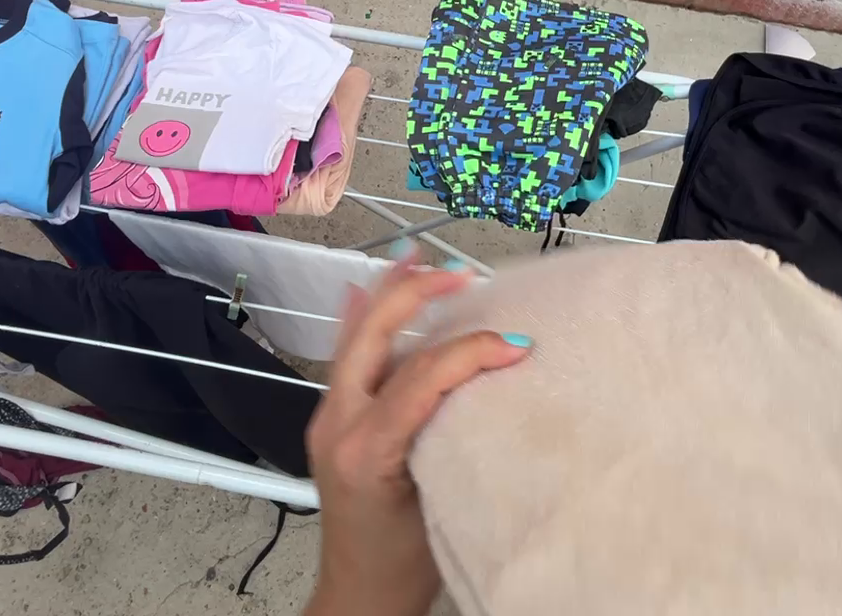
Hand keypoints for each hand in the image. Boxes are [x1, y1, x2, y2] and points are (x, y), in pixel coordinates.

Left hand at [303, 251, 531, 615]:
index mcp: (364, 450)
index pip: (420, 377)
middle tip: (459, 275)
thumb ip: (455, 430)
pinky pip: (347, 352)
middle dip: (415, 294)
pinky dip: (363, 317)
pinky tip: (366, 289)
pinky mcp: (332, 416)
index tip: (513, 345)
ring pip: (355, 336)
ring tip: (413, 259)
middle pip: (373, 336)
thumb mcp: (440, 499)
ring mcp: (327, 416)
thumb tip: (492, 371)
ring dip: (389, 294)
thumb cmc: (404, 563)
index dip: (470, 351)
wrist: (357, 595)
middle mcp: (336, 422)